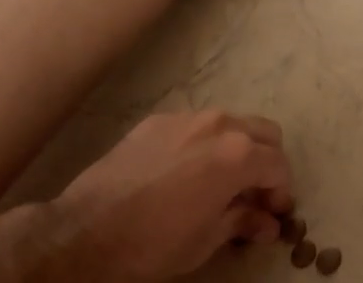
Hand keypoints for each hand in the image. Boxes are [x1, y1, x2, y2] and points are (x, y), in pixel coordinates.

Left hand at [47, 110, 294, 282]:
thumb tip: (269, 224)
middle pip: (264, 134)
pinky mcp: (159, 120)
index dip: (282, 191)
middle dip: (266, 162)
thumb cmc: (151, 243)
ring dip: (236, 148)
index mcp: (239, 154)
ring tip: (218, 180)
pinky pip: (195, 126)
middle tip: (253, 193)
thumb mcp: (204, 241)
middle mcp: (222, 124)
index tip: (275, 213)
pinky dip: (202, 144)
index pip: (278, 165)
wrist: (81, 232)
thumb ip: (243, 223)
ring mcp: (189, 117)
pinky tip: (182, 172)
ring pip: (231, 124)